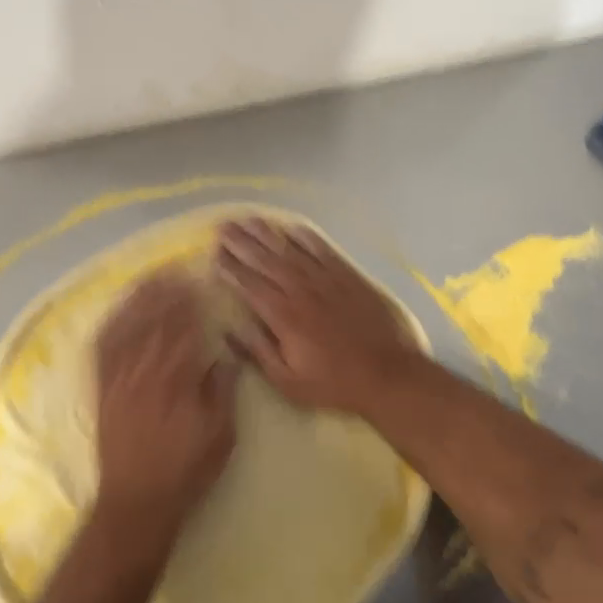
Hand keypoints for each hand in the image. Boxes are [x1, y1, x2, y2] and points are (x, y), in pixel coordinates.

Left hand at [93, 269, 236, 537]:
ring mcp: (117, 380)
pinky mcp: (101, 390)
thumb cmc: (184, 471)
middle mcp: (143, 373)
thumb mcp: (220, 435)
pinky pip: (102, 349)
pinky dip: (110, 325)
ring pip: (125, 329)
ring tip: (148, 279)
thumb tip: (225, 357)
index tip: (197, 281)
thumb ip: (221, 392)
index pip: (183, 329)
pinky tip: (117, 311)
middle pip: (153, 321)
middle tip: (174, 269)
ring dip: (137, 301)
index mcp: (175, 381)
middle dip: (164, 292)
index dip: (189, 303)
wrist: (135, 502)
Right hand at [215, 219, 424, 414]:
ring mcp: (326, 280)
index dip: (230, 268)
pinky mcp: (349, 277)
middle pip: (266, 260)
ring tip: (249, 219)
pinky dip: (306, 237)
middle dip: (242, 242)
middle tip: (223, 226)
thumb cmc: (333, 383)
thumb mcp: (287, 381)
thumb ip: (257, 352)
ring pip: (291, 250)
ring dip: (268, 233)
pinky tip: (292, 227)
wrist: (388, 373)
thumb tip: (229, 330)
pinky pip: (323, 250)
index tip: (214, 253)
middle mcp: (301, 291)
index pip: (249, 285)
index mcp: (282, 316)